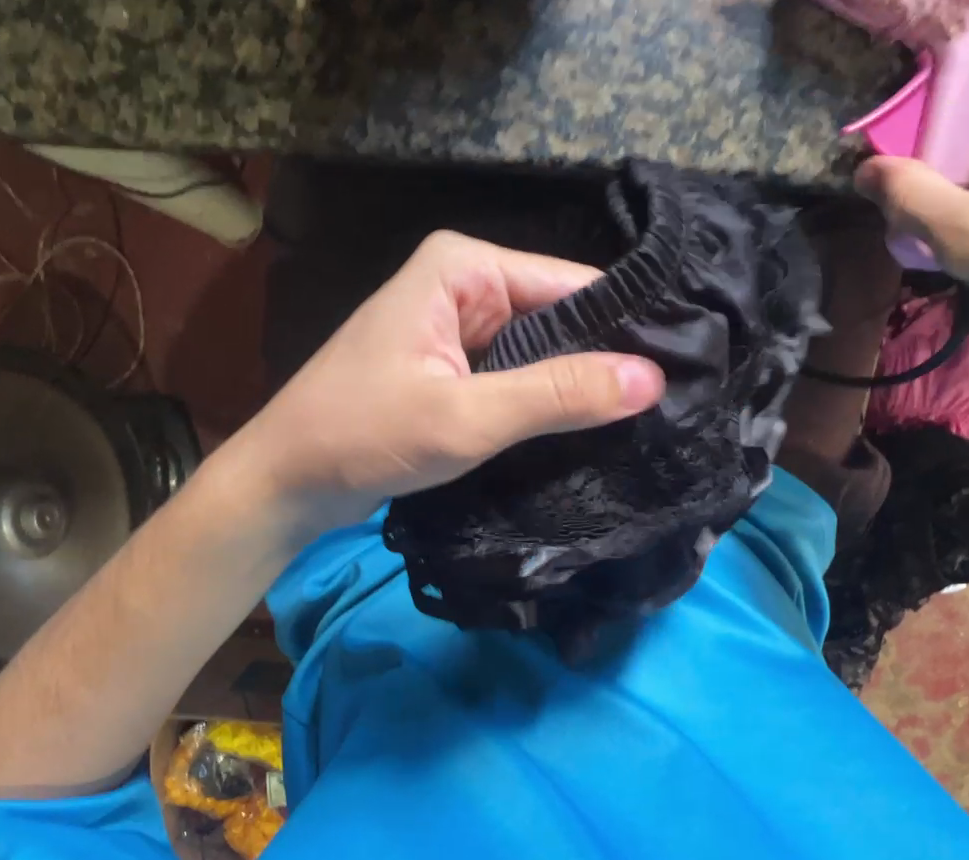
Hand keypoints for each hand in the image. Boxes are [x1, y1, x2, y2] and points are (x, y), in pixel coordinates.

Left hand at [224, 231, 665, 535]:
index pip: (570, 286)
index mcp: (463, 268)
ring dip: (573, 389)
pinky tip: (583, 435)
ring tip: (643, 424)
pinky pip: (510, 380)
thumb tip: (652, 377)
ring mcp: (454, 330)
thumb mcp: (465, 417)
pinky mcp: (448, 372)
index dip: (625, 328)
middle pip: (556, 319)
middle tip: (669, 408)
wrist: (286, 482)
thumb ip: (557, 395)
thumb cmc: (362, 436)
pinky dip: (538, 406)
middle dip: (600, 362)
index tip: (682, 370)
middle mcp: (462, 286)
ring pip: (536, 354)